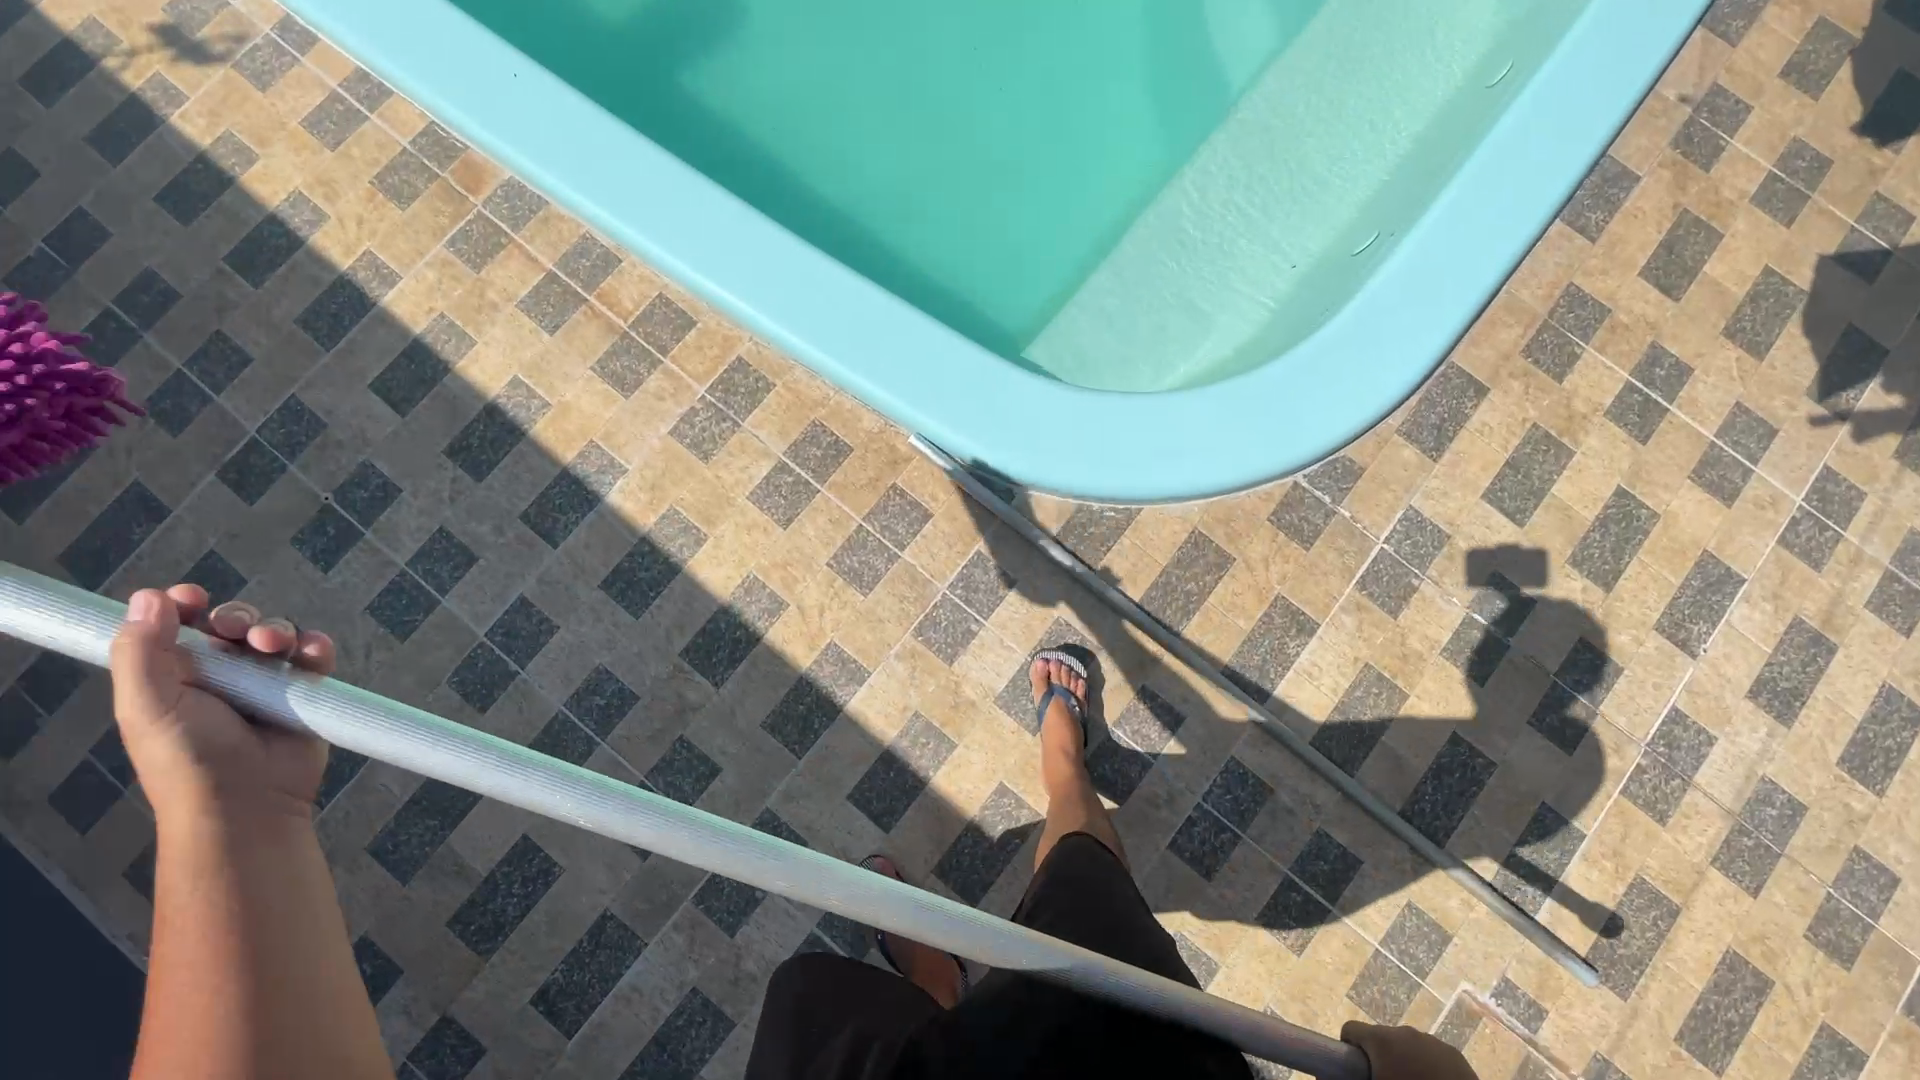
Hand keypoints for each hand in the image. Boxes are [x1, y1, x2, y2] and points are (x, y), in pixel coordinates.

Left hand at [110, 585, 335, 827]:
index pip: (175, 628)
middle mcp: (219, 676)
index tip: (191, 598)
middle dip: (237, 618)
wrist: (250, 800)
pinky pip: (314, 656)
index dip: (182, 607)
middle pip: (230, 625)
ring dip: (278, 630)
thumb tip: (148, 596)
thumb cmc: (189, 757)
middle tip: (239, 631)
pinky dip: (316, 648)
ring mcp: (265, 683)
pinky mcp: (305, 691)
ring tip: (276, 646)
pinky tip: (313, 653)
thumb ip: (142, 652)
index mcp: (172, 676)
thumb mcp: (148, 706)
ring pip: (275, 635)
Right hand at [1341, 1021, 1478, 1079]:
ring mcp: (1431, 1041)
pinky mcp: (1454, 1053)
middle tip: (1385, 1079)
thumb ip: (1351, 1078)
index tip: (1354, 1067)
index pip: (1351, 1029)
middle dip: (1379, 1056)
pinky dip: (1426, 1065)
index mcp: (1381, 1039)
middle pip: (1380, 1037)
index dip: (1348, 1047)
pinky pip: (1430, 1053)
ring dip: (1404, 1060)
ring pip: (1407, 1045)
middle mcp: (1404, 1032)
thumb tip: (1328, 1075)